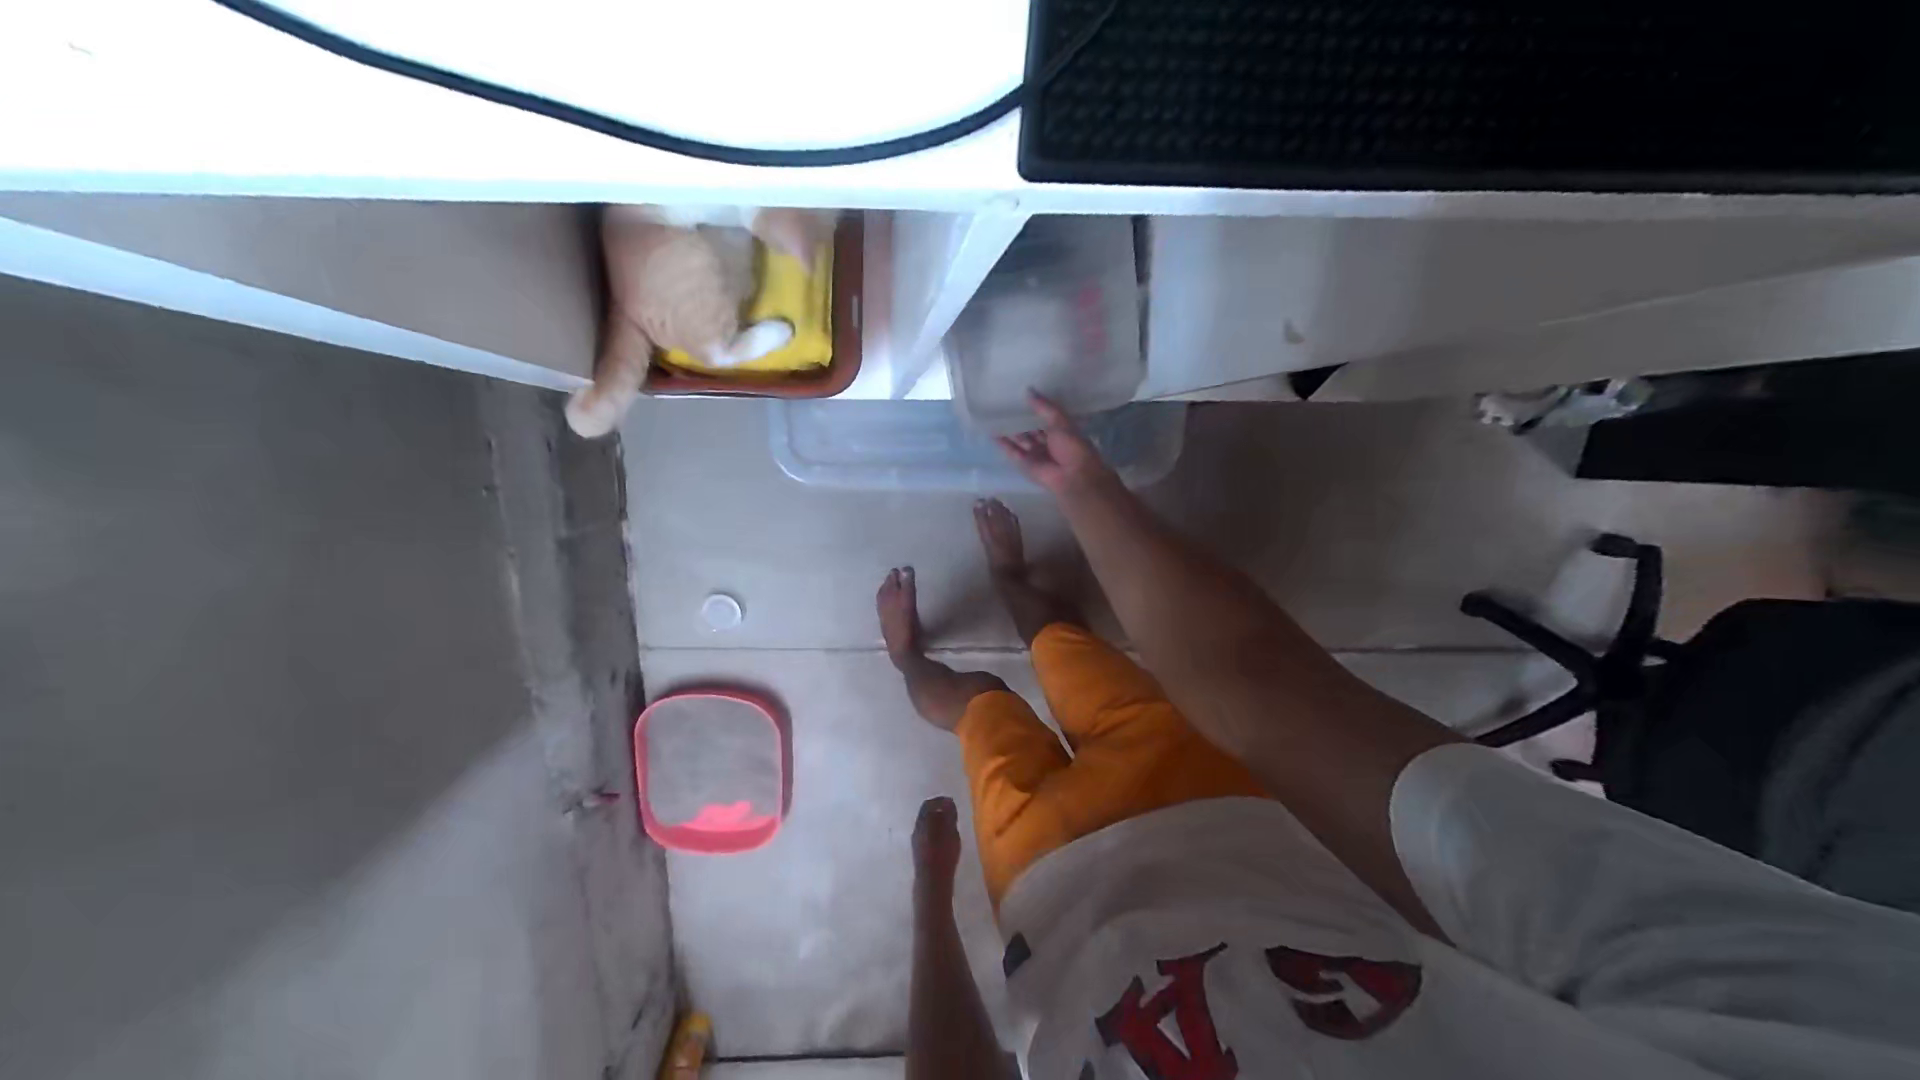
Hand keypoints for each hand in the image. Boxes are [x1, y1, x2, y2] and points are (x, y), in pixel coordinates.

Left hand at [912, 796, 961, 900]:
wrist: (931, 882)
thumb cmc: (943, 855)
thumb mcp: (951, 833)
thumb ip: (949, 816)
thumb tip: (948, 803)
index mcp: (923, 822)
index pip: (928, 804)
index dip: (939, 801)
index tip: (950, 802)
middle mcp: (916, 829)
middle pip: (925, 814)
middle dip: (937, 811)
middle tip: (951, 812)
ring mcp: (916, 841)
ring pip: (925, 825)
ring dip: (935, 822)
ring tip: (949, 825)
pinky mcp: (918, 852)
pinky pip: (925, 834)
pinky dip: (934, 831)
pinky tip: (943, 838)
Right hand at [995, 392, 1113, 494]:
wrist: (1072, 476)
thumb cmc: (1071, 446)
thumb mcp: (1060, 421)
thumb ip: (1044, 407)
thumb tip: (1028, 391)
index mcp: (1060, 430)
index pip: (1045, 416)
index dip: (1034, 406)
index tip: (1021, 393)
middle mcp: (1047, 441)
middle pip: (1031, 428)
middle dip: (1020, 417)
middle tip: (1004, 401)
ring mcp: (1036, 453)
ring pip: (1020, 439)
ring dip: (1010, 429)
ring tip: (994, 413)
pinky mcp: (1025, 463)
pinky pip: (1012, 451)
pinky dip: (1003, 443)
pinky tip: (992, 431)